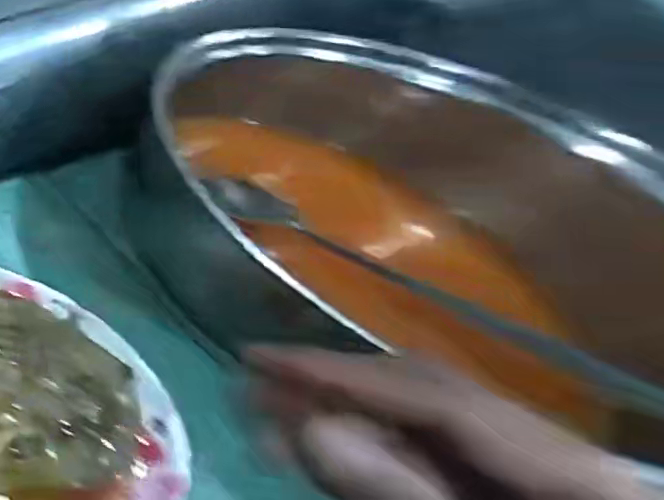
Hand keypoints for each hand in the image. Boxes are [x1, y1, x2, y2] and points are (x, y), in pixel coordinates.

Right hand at [248, 347, 650, 499]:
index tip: (255, 357)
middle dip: (335, 391)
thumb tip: (310, 425)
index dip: (343, 372)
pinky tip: (321, 451)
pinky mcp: (510, 496)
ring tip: (271, 421)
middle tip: (253, 386)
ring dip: (342, 419)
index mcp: (590, 480)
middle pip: (431, 400)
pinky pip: (433, 458)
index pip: (443, 397)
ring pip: (426, 425)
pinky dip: (369, 453)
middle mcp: (572, 466)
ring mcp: (545, 483)